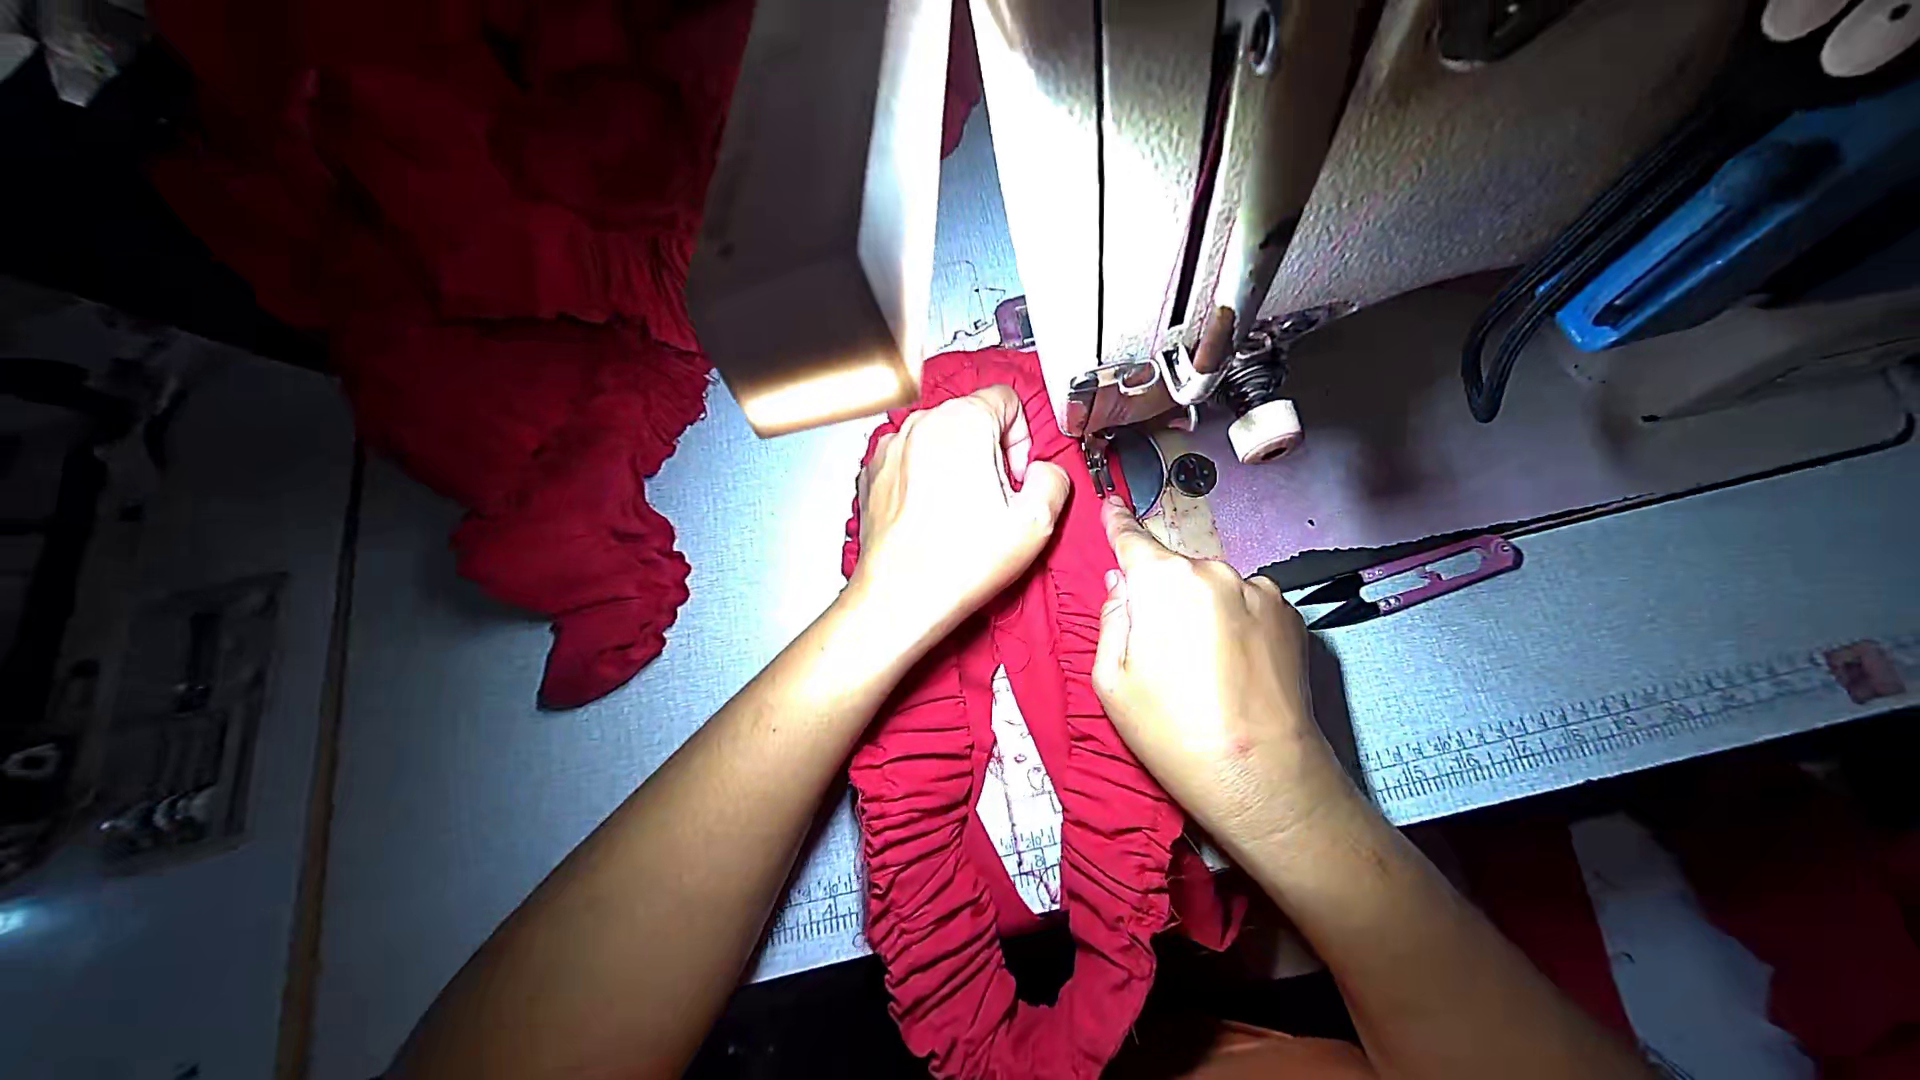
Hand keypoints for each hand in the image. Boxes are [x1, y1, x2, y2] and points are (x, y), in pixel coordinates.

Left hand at [847, 385, 1070, 652]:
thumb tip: (1043, 472)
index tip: (1014, 475)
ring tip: (961, 513)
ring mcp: (892, 448)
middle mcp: (921, 425)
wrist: (900, 596)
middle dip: (990, 453)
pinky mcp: (875, 472)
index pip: (1007, 399)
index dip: (1021, 439)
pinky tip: (934, 517)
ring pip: (941, 440)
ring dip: (957, 466)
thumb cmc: (956, 562)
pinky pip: (913, 462)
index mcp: (963, 422)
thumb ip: (1054, 478)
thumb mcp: (1037, 521)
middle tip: (992, 500)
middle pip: (973, 418)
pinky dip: (926, 480)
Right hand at [1092, 499, 1356, 853]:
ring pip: (1211, 587)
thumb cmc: (1174, 731)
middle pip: (1173, 570)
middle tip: (1160, 648)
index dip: (1117, 522)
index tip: (1112, 506)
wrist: (1262, 776)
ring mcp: (1259, 591)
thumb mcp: (1112, 679)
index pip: (1132, 538)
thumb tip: (1123, 586)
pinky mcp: (1290, 614)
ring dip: (1200, 609)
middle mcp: (1215, 572)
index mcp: (1164, 582)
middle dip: (1160, 593)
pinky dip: (1234, 621)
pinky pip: (1246, 603)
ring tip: (1204, 666)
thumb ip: (1112, 618)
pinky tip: (1235, 665)